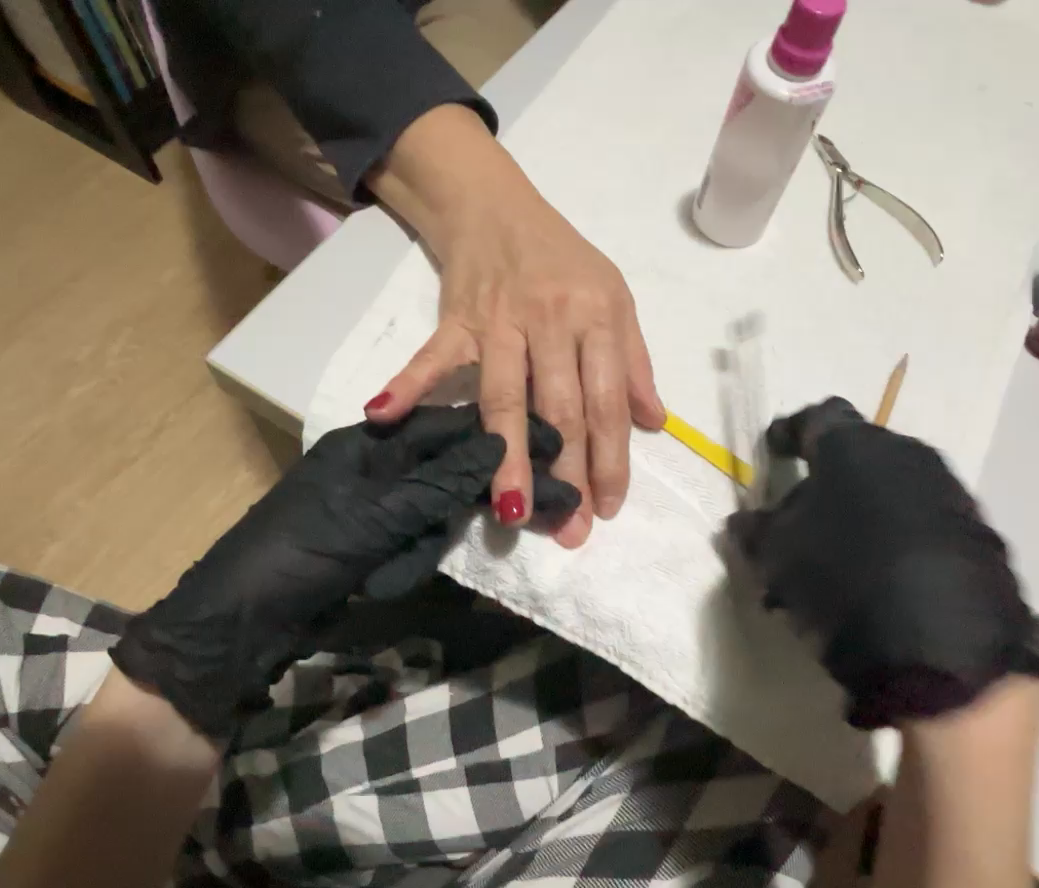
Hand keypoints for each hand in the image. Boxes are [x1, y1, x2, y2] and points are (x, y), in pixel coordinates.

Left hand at [112, 406, 575, 733]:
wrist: (236, 620)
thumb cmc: (299, 553)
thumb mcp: (374, 516)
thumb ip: (440, 483)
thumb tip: (501, 446)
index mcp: (368, 443)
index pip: (451, 427)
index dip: (504, 435)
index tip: (557, 446)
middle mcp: (372, 469)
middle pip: (449, 471)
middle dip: (480, 498)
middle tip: (544, 508)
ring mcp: (370, 511)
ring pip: (433, 515)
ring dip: (424, 549)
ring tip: (390, 572)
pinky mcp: (368, 547)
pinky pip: (411, 546)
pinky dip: (409, 565)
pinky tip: (381, 582)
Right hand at [363, 106, 664, 547]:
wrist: (496, 206)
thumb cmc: (564, 261)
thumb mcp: (615, 300)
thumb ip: (633, 363)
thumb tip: (654, 424)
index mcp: (596, 318)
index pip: (606, 400)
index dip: (610, 457)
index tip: (608, 506)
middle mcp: (549, 322)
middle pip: (558, 408)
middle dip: (564, 473)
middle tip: (567, 531)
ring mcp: (498, 322)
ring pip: (503, 397)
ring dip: (505, 455)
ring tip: (510, 513)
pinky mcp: (455, 320)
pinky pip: (432, 357)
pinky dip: (408, 383)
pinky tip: (384, 415)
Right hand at [728, 398, 1038, 727]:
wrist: (940, 645)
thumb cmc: (838, 579)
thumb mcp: (776, 557)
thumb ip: (756, 532)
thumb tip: (743, 521)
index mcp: (853, 447)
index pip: (816, 418)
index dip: (789, 433)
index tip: (773, 453)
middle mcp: (908, 455)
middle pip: (858, 456)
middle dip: (827, 482)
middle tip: (801, 519)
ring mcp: (952, 495)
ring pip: (893, 492)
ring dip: (864, 514)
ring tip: (840, 561)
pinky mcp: (981, 538)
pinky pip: (924, 526)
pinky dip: (897, 541)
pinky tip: (883, 581)